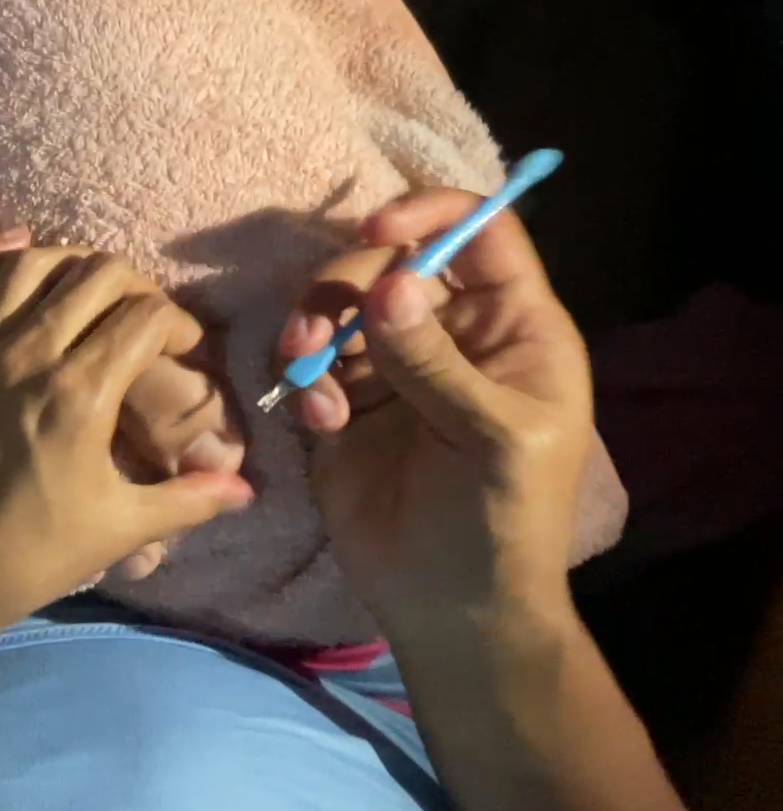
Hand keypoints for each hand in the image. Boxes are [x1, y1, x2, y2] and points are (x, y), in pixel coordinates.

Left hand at [0, 233, 254, 654]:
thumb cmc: (29, 554)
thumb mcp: (119, 528)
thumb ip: (189, 500)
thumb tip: (248, 488)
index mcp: (80, 393)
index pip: (145, 316)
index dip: (177, 321)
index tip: (181, 347)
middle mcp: (26, 355)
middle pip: (94, 275)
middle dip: (132, 284)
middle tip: (140, 314)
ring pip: (24, 266)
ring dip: (65, 260)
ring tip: (86, 283)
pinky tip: (9, 244)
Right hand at [276, 189, 592, 640]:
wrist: (440, 595)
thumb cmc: (499, 519)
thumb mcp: (494, 438)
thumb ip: (438, 362)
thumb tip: (390, 285)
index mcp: (508, 330)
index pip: (480, 236)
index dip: (430, 215)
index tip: (374, 229)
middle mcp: (443, 336)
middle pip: (382, 267)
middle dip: (337, 290)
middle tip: (310, 337)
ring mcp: (386, 369)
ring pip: (334, 311)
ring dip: (307, 336)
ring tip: (307, 386)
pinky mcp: (338, 402)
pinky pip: (307, 366)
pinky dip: (301, 386)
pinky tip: (318, 426)